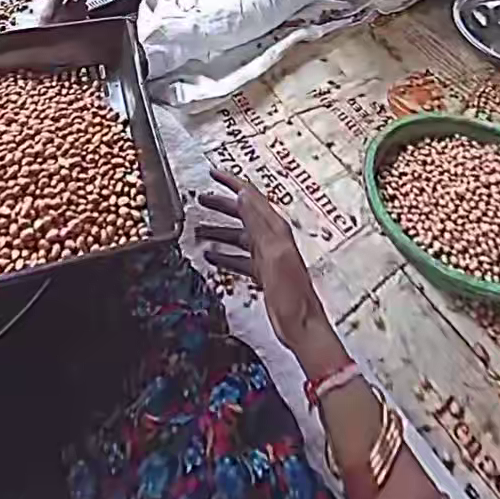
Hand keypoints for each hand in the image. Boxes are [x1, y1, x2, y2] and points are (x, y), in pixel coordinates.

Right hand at [196, 169, 345, 373]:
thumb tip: (242, 194)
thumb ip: (256, 222)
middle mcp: (271, 237)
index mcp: (275, 228)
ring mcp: (267, 254)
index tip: (213, 173)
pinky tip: (210, 256)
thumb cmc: (290, 291)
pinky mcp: (262, 272)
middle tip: (199, 199)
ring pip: (237, 235)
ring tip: (197, 230)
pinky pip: (238, 257)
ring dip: (218, 231)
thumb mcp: (272, 252)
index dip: (231, 182)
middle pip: (242, 213)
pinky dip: (223, 254)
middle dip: (220, 205)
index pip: (251, 196)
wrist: (302, 325)